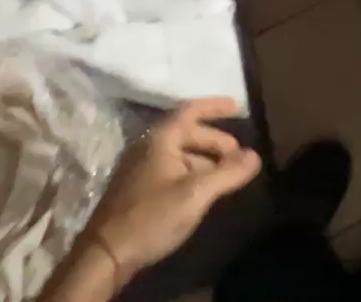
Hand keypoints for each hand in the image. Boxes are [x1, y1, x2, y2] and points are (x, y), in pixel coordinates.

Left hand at [82, 98, 261, 284]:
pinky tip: (201, 190)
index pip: (191, 109)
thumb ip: (227, 174)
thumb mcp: (195, 195)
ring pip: (179, 152)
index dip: (215, 106)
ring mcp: (140, 166)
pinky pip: (170, 167)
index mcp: (161, 137)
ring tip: (226, 175)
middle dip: (215, 140)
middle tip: (239, 155)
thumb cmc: (151, 215)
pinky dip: (191, 171)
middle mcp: (148, 144)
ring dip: (204, 159)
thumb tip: (255, 155)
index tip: (237, 106)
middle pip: (187, 132)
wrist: (105, 253)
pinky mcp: (136, 187)